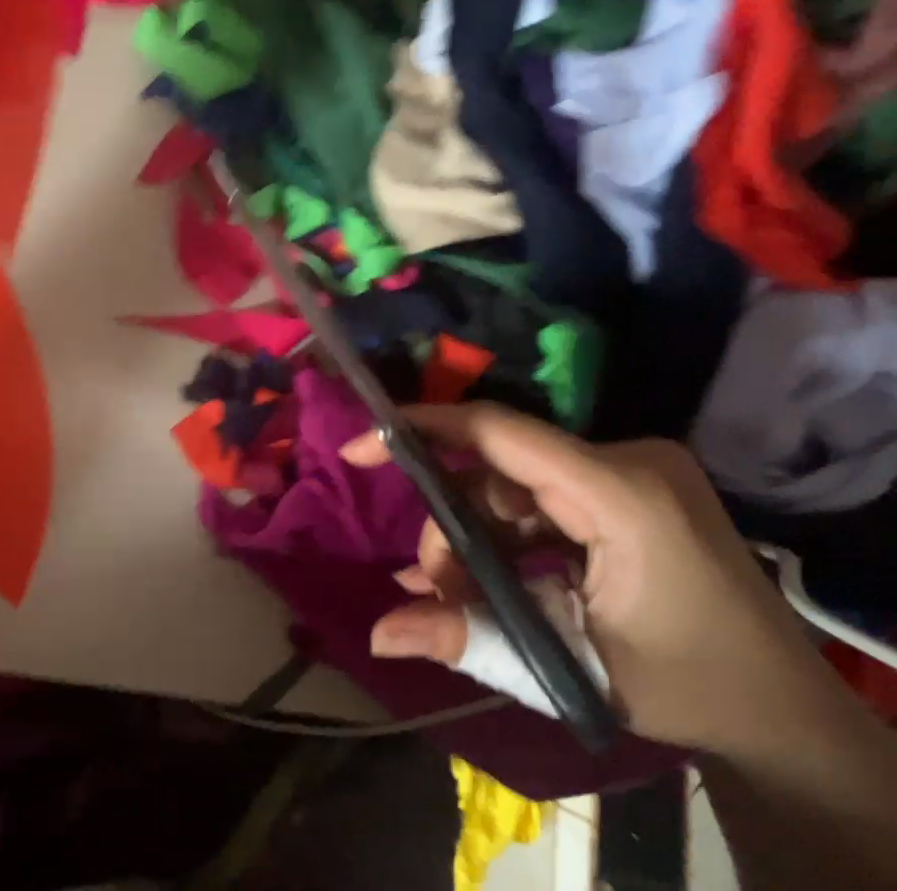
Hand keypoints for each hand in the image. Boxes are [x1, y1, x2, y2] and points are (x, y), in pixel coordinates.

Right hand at [341, 403, 840, 753]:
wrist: (786, 712)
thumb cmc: (692, 685)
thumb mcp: (571, 665)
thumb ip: (467, 638)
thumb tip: (375, 636)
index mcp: (623, 494)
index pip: (500, 433)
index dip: (420, 431)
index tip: (357, 450)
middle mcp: (627, 465)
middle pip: (495, 467)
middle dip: (450, 524)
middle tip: (436, 589)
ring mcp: (630, 477)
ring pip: (508, 485)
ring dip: (471, 538)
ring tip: (456, 599)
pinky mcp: (627, 494)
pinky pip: (537, 498)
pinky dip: (499, 537)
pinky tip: (473, 583)